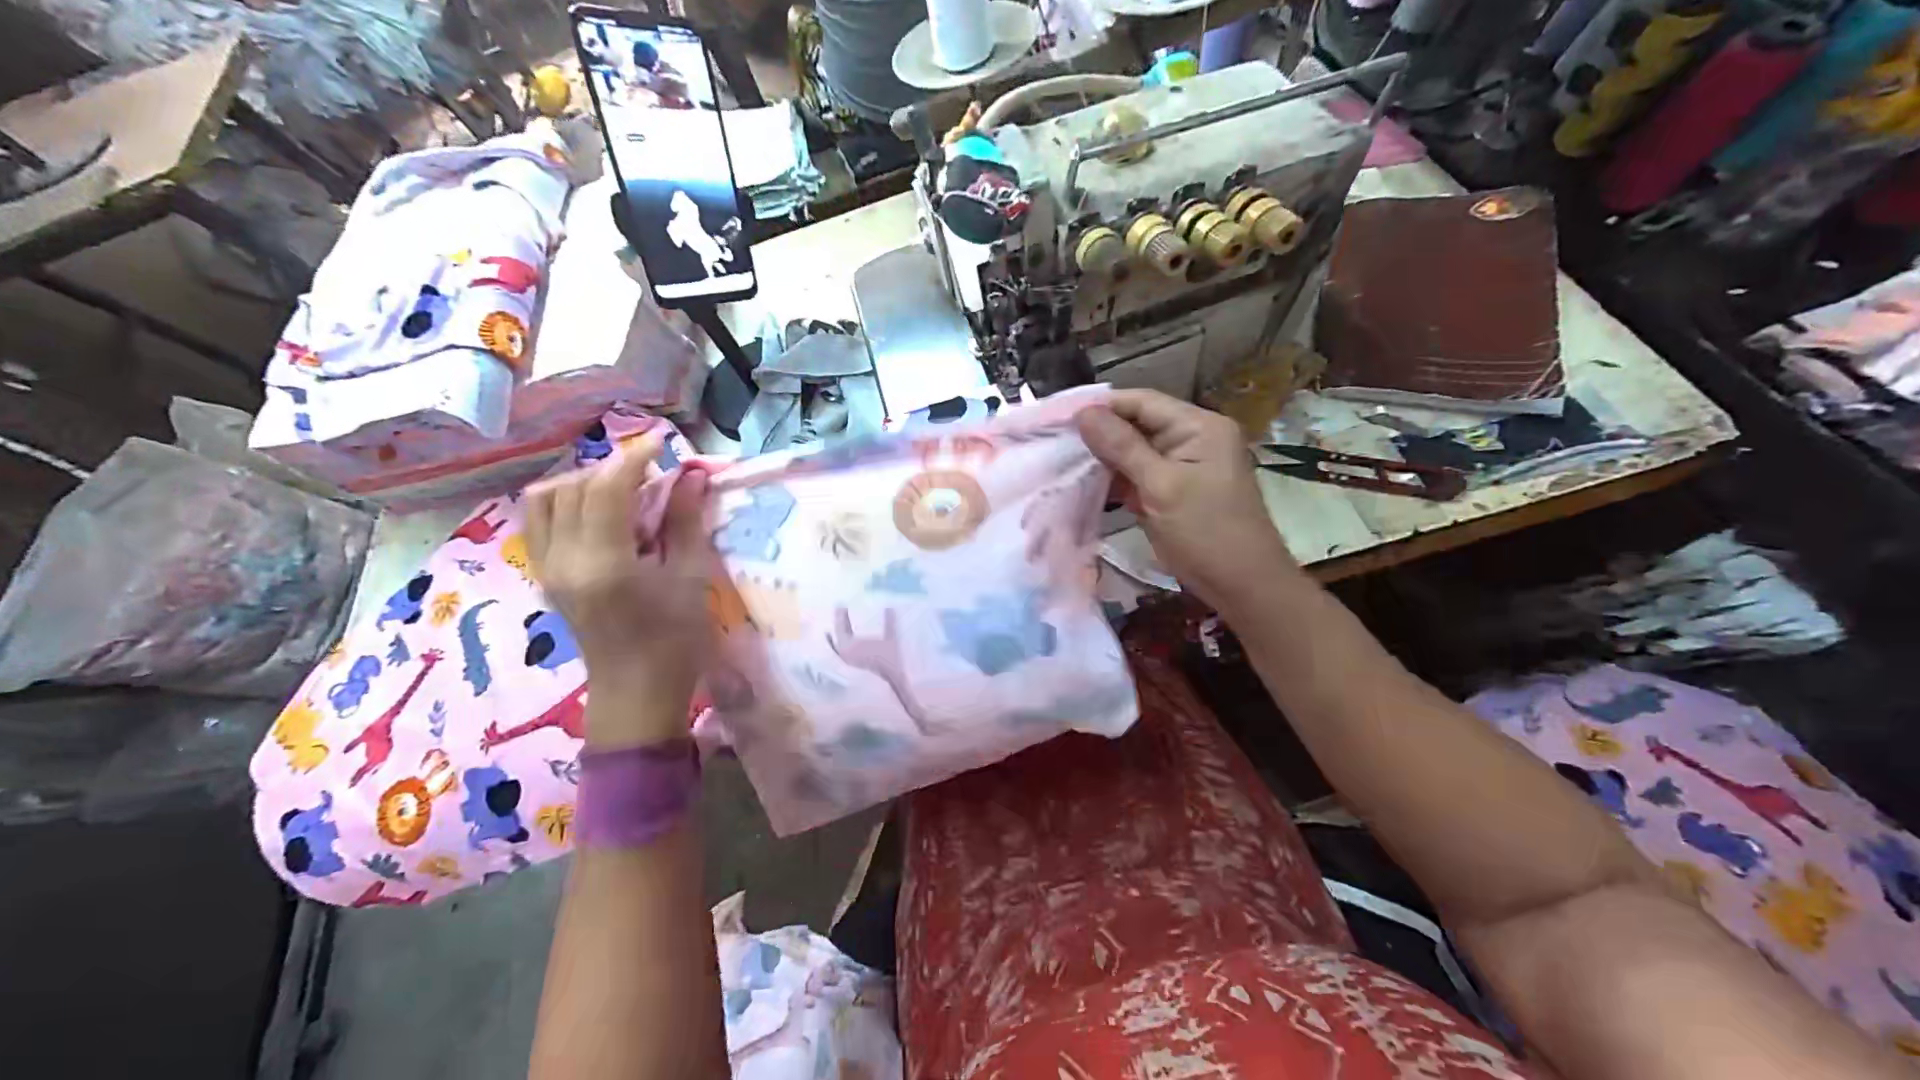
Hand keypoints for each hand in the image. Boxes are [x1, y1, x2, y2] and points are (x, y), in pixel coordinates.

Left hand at [524, 434, 712, 724]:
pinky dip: (566, 503)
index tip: (663, 444)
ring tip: (622, 490)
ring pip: (545, 500)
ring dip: (582, 483)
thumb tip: (691, 475)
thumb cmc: (675, 642)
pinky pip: (541, 521)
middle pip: (573, 488)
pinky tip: (600, 512)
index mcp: (603, 563)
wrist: (635, 694)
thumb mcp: (690, 579)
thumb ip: (686, 522)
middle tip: (651, 474)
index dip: (634, 457)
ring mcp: (546, 568)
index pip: (606, 488)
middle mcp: (563, 559)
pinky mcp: (545, 575)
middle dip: (611, 469)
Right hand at [1076, 390, 1295, 610]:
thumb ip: (1122, 447)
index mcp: (1199, 426)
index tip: (1059, 418)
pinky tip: (1086, 483)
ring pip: (1134, 451)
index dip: (1101, 406)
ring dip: (1104, 457)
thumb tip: (1084, 412)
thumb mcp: (1161, 487)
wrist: (1242, 586)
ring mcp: (1183, 465)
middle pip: (1137, 424)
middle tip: (1055, 441)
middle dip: (1099, 433)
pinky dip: (1115, 479)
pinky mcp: (1173, 490)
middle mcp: (1192, 438)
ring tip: (1063, 461)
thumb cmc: (1206, 532)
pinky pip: (1139, 474)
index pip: (1142, 402)